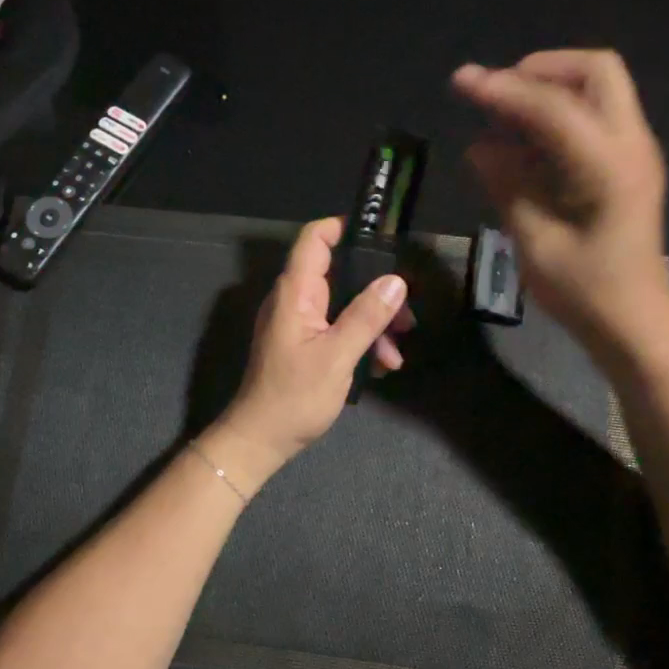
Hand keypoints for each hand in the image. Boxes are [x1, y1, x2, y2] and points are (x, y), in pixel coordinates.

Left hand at [206, 218, 411, 481]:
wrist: (262, 439)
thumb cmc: (295, 397)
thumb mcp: (337, 357)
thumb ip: (365, 317)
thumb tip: (396, 281)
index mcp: (295, 294)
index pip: (314, 240)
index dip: (344, 228)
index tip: (382, 239)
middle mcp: (294, 300)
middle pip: (339, 273)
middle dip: (376, 290)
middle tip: (406, 315)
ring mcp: (298, 323)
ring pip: (343, 305)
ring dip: (374, 323)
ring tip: (397, 352)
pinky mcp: (304, 344)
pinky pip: (337, 329)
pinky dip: (360, 341)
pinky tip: (382, 366)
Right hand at [451, 49, 668, 346]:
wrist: (634, 321)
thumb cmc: (585, 291)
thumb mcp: (536, 243)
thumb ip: (507, 186)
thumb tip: (478, 147)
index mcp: (609, 166)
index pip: (554, 106)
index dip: (504, 89)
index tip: (461, 82)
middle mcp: (629, 144)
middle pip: (594, 71)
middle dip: (539, 70)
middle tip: (494, 92)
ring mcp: (632, 152)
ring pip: (596, 89)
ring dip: (546, 89)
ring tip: (497, 113)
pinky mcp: (625, 165)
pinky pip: (592, 118)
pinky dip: (554, 115)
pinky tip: (516, 141)